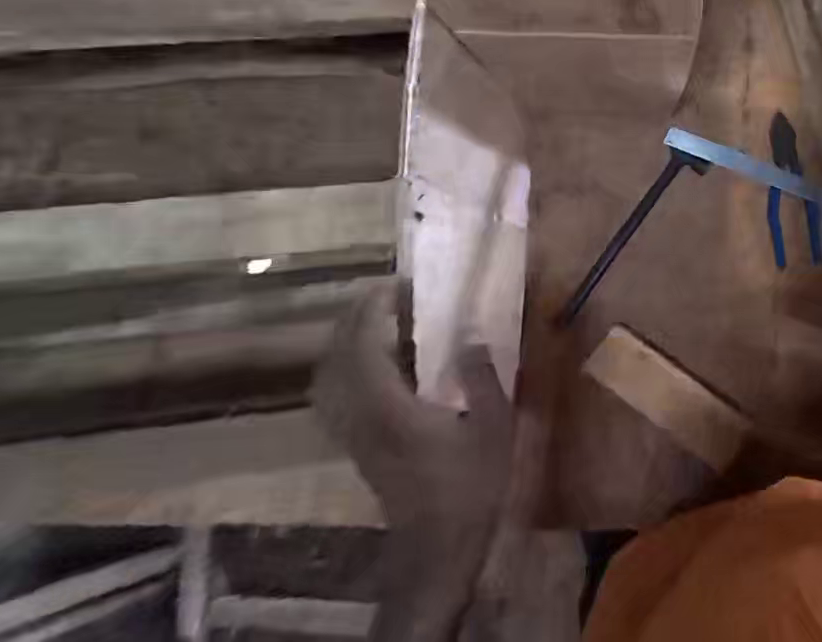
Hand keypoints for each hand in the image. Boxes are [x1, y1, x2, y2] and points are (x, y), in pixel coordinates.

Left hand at [311, 285, 512, 544]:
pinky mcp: (357, 442)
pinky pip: (335, 393)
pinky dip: (346, 365)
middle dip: (354, 320)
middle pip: (336, 360)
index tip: (395, 284)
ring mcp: (352, 432)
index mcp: (390, 409)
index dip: (372, 313)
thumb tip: (472, 336)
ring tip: (380, 317)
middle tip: (387, 292)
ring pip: (328, 377)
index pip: (363, 350)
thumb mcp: (492, 421)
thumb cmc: (472, 477)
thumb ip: (481, 376)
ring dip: (346, 341)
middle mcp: (359, 418)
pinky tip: (376, 358)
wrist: (440, 536)